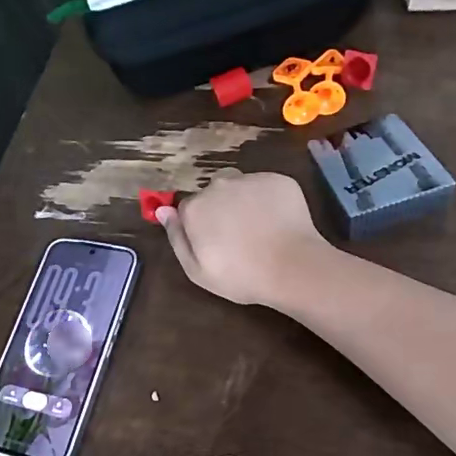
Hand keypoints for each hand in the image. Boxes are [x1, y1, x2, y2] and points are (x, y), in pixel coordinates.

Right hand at [155, 173, 332, 306]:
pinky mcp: (279, 179)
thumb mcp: (197, 270)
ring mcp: (251, 179)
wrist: (293, 267)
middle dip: (222, 210)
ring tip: (261, 229)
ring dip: (245, 201)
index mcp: (196, 207)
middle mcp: (219, 185)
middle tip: (240, 238)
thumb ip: (176, 238)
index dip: (201, 227)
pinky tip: (279, 222)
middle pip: (214, 193)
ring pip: (241, 187)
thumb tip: (162, 211)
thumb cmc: (241, 276)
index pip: (189, 209)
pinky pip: (267, 187)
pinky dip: (270, 200)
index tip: (215, 244)